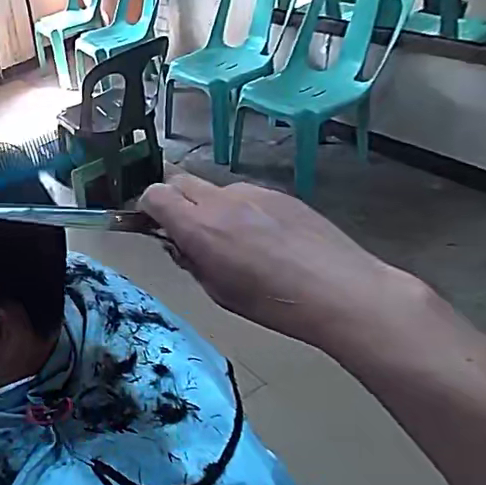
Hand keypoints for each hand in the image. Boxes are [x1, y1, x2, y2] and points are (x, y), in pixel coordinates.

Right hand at [139, 174, 437, 354]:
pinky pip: (245, 195)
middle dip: (174, 200)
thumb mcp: (218, 292)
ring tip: (233, 240)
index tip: (152, 224)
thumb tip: (178, 244)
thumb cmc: (274, 303)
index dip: (147, 208)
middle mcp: (221, 200)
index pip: (155, 195)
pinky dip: (240, 209)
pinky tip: (264, 238)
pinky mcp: (279, 193)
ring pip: (214, 188)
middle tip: (184, 229)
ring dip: (209, 206)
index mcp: (199, 227)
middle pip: (179, 181)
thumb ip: (191, 261)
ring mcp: (253, 192)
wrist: (338, 290)